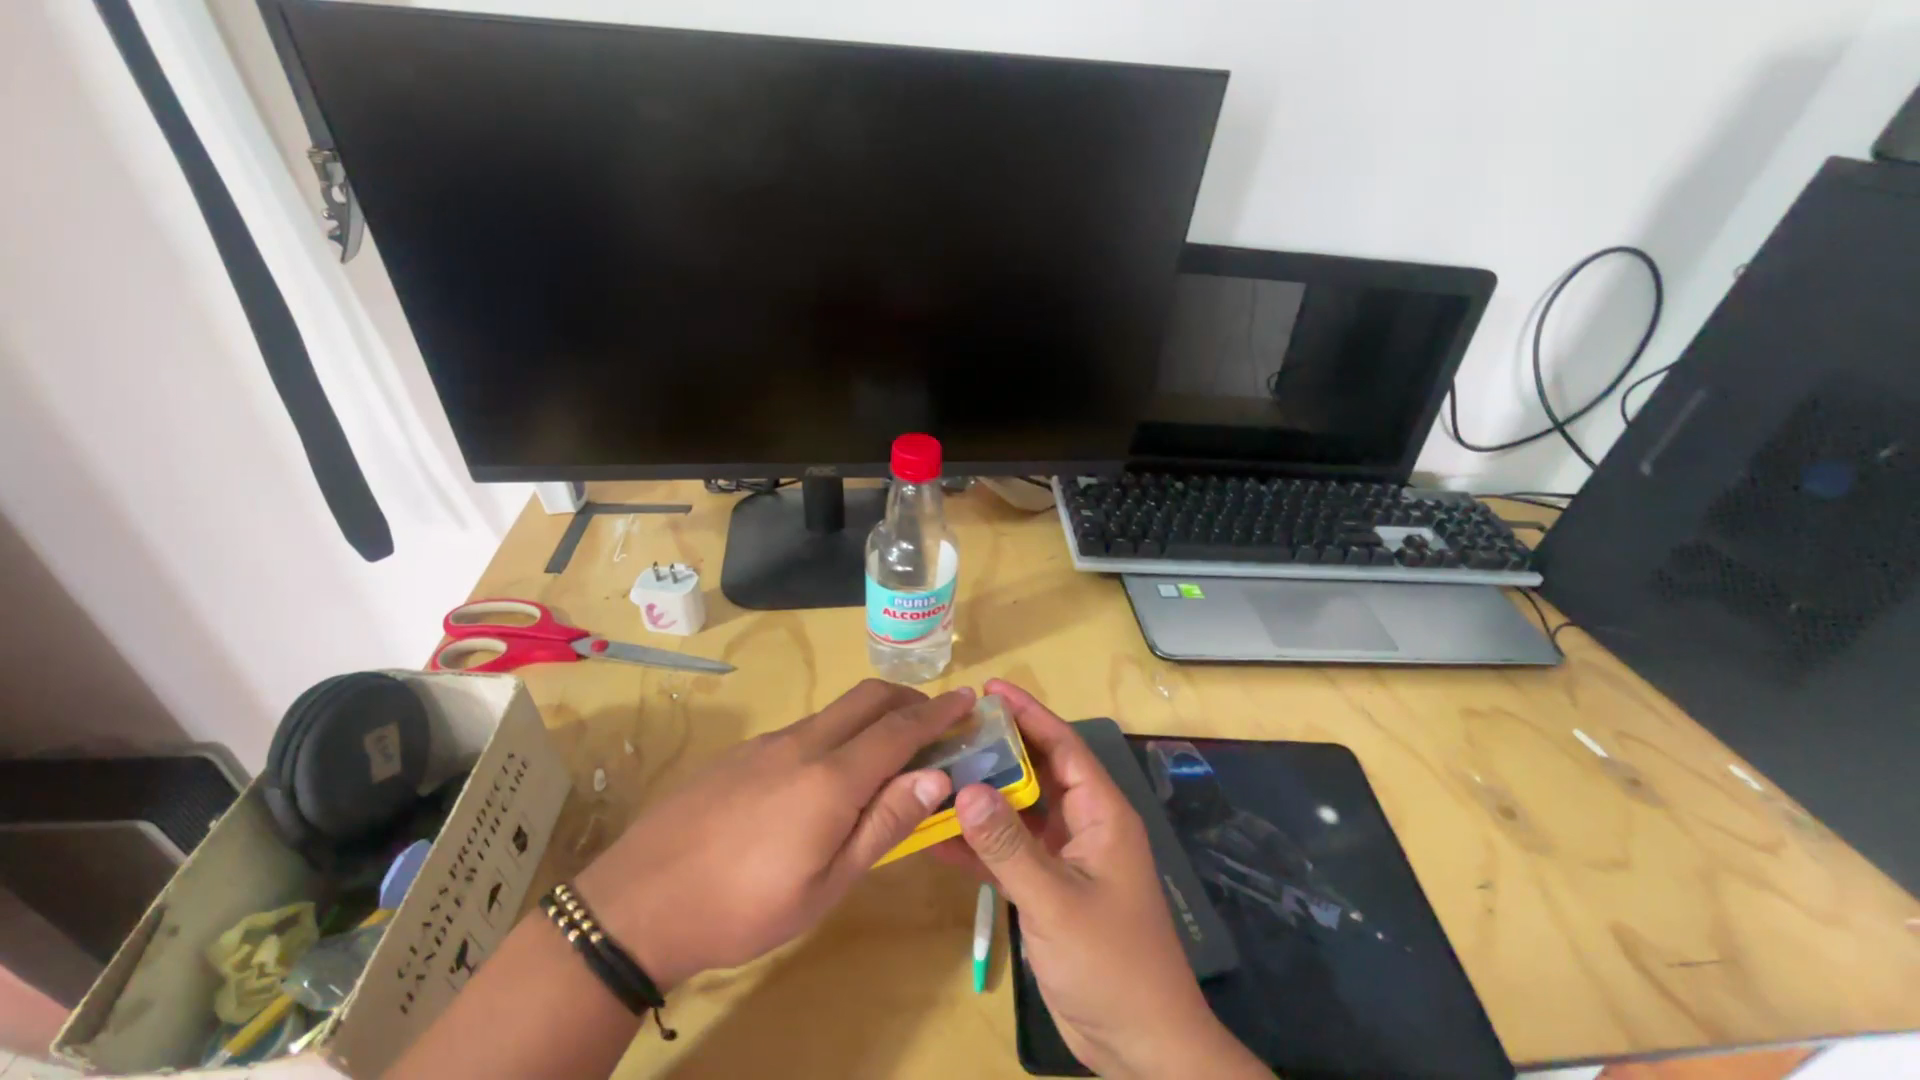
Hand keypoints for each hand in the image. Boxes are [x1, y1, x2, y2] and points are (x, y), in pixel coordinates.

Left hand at [574, 680, 970, 988]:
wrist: (638, 903)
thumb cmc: (744, 908)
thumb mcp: (826, 885)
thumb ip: (883, 824)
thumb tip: (937, 777)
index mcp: (830, 778)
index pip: (900, 730)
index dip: (939, 712)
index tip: (969, 699)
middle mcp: (801, 745)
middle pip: (867, 698)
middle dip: (909, 698)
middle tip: (935, 719)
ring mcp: (764, 745)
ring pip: (832, 712)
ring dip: (870, 716)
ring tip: (887, 752)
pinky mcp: (738, 755)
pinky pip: (801, 730)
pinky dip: (834, 734)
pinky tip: (826, 777)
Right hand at [932, 680, 1263, 1079]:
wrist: (1139, 1039)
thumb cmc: (1110, 962)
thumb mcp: (1056, 899)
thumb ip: (1008, 845)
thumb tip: (966, 787)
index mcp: (1102, 814)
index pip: (1064, 747)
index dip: (1029, 714)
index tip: (989, 688)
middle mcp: (1084, 826)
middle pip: (1038, 773)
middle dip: (997, 750)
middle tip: (947, 729)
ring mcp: (1066, 859)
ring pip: (1019, 813)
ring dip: (982, 798)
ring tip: (933, 772)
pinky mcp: (1048, 890)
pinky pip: (1009, 854)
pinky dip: (977, 846)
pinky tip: (936, 837)